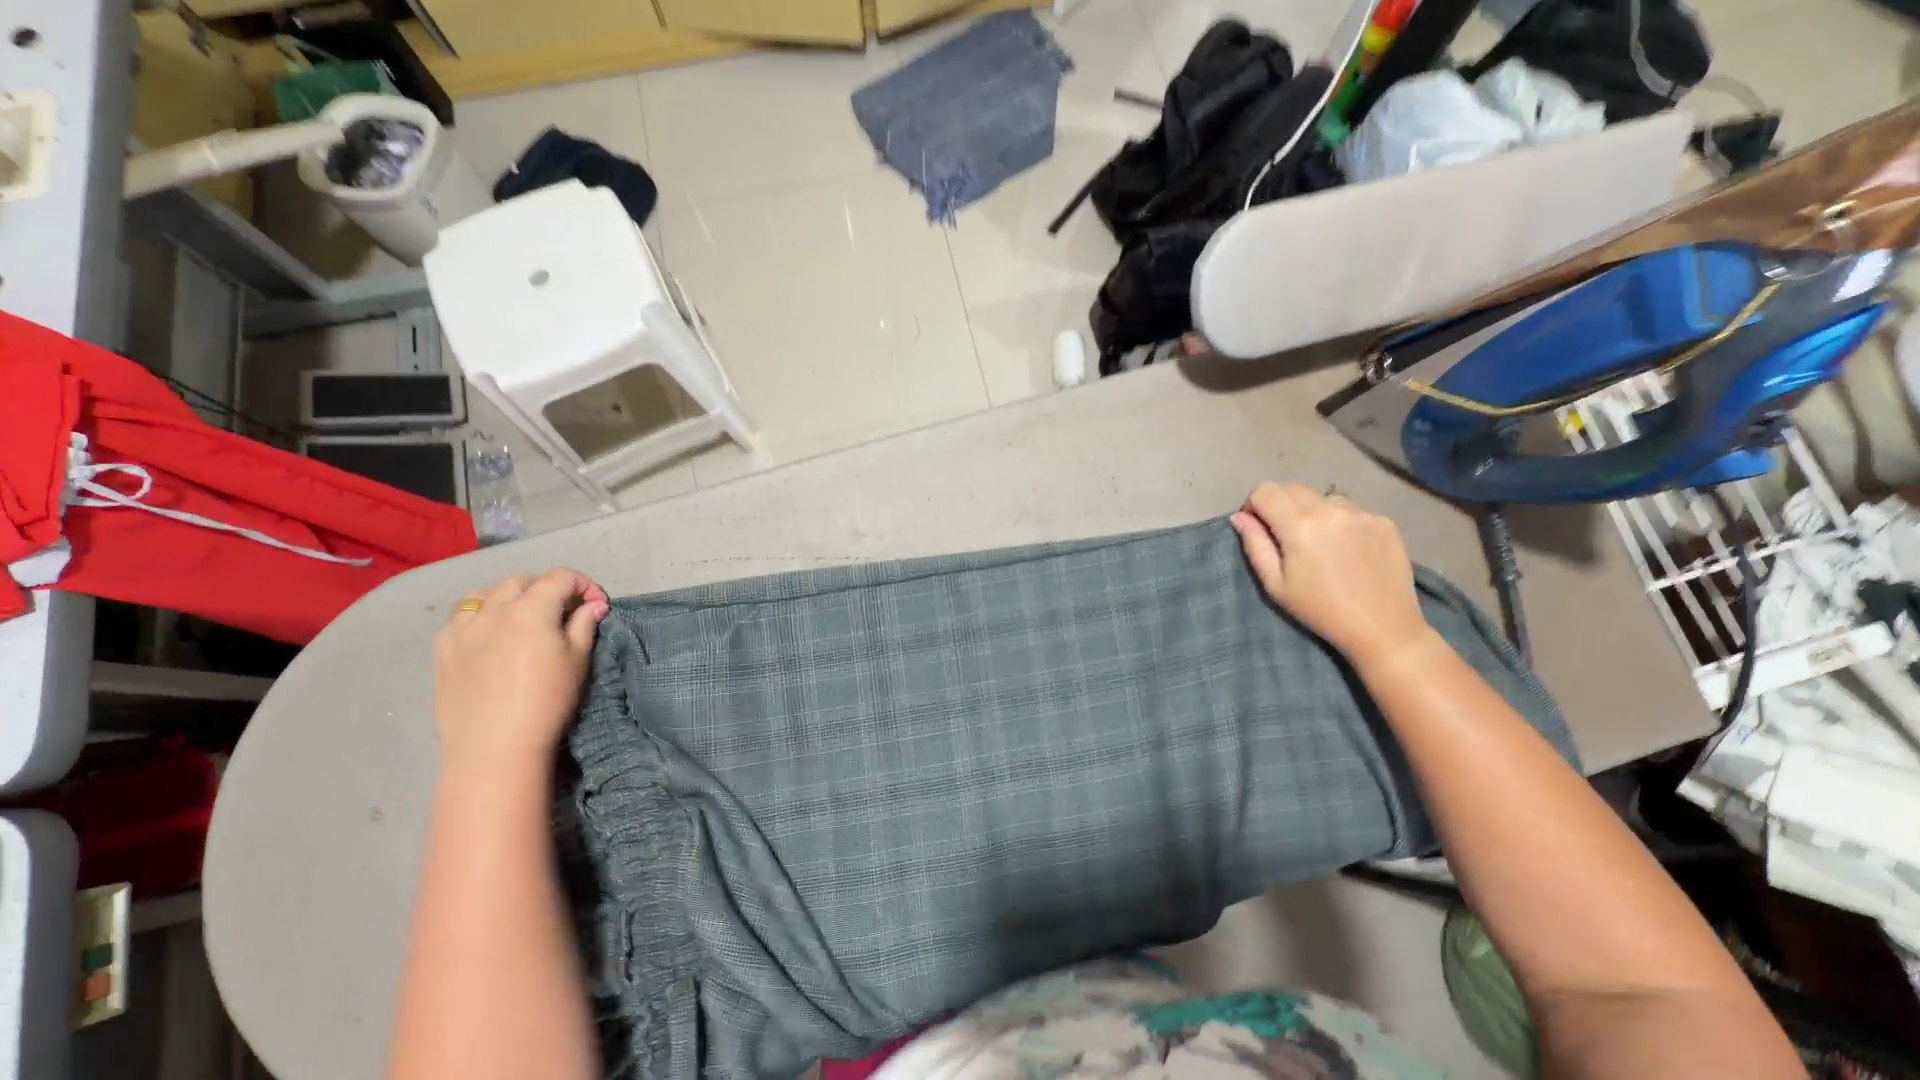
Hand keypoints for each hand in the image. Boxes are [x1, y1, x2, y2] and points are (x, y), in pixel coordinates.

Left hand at [434, 568, 610, 769]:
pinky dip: (479, 618)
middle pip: (522, 581)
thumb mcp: (577, 662)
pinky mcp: (443, 649)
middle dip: (546, 589)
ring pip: (485, 594)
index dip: (584, 584)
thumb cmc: (546, 703)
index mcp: (531, 609)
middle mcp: (494, 610)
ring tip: (520, 620)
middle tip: (561, 614)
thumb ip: (584, 625)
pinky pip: (460, 619)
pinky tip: (488, 638)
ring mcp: (463, 628)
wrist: (494, 746)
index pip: (560, 577)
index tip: (596, 604)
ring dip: (508, 598)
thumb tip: (594, 605)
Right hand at [1229, 483, 1436, 668]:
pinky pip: (1352, 511)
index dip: (1253, 505)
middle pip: (1293, 488)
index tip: (1257, 526)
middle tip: (1286, 538)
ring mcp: (1361, 513)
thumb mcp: (1276, 585)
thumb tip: (1240, 517)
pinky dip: (1341, 523)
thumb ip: (1255, 545)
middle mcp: (1330, 509)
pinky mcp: (1384, 521)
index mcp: (1300, 525)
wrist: (1383, 627)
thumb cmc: (1321, 610)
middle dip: (1280, 506)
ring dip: (1313, 513)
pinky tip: (1348, 550)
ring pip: (1323, 498)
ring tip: (1321, 545)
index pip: (1265, 491)